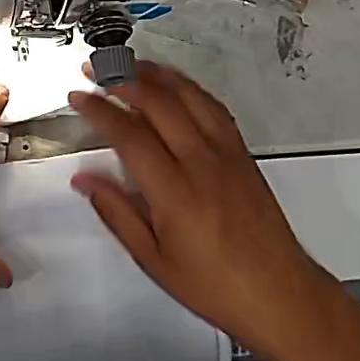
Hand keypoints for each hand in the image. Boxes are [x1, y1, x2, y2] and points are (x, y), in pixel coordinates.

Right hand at [68, 61, 347, 360]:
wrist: (280, 295)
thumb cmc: (218, 286)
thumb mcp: (154, 259)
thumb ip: (117, 213)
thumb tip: (86, 180)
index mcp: (176, 193)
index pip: (129, 134)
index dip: (99, 109)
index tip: (79, 97)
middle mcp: (202, 164)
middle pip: (158, 102)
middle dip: (121, 79)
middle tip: (96, 70)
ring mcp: (226, 154)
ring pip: (188, 96)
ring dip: (155, 74)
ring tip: (129, 65)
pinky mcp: (242, 153)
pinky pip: (213, 106)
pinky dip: (188, 87)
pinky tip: (175, 84)